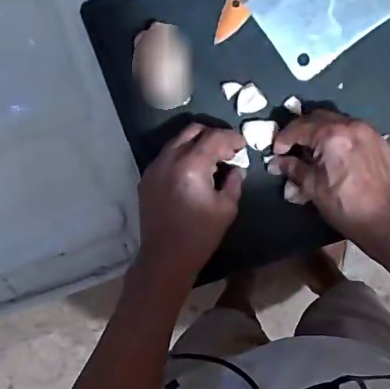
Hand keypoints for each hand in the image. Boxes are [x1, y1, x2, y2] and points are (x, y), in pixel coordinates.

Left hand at [136, 123, 245, 285]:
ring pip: (177, 141)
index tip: (243, 145)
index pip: (214, 137)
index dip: (232, 137)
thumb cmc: (200, 235)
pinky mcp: (146, 179)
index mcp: (191, 165)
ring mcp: (154, 167)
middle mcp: (169, 159)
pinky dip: (182, 156)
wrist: (165, 257)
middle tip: (228, 150)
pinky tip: (192, 173)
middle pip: (193, 130)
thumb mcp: (226, 208)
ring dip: (196, 144)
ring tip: (211, 161)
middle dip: (213, 135)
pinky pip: (166, 156)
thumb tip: (235, 169)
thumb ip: (233, 182)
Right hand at [271, 110, 389, 248]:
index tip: (277, 151)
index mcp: (331, 135)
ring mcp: (368, 131)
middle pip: (318, 117)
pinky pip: (354, 131)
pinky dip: (341, 137)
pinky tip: (336, 152)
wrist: (377, 218)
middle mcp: (351, 125)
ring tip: (314, 148)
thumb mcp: (311, 186)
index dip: (284, 138)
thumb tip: (277, 162)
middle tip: (293, 146)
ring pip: (337, 121)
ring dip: (322, 131)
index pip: (300, 128)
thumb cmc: (340, 203)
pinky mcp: (379, 141)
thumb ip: (293, 167)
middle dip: (302, 130)